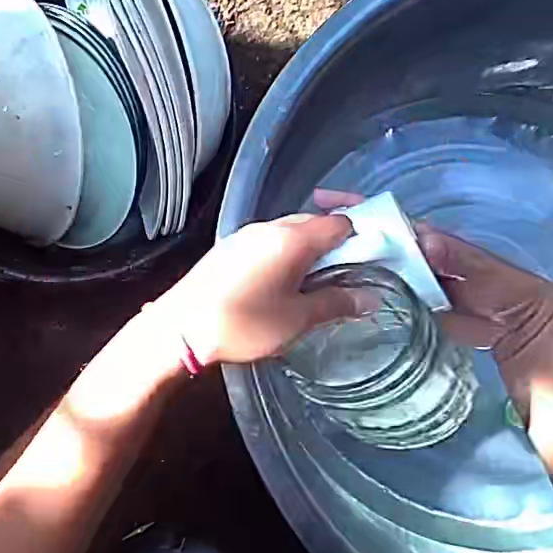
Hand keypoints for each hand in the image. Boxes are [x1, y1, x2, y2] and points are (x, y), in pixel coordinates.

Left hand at [155, 213, 370, 365]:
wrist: (178, 330)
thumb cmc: (242, 324)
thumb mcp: (296, 319)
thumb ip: (336, 304)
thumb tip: (368, 298)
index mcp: (291, 238)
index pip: (341, 222)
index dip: (364, 237)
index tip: (374, 260)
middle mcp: (267, 228)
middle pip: (314, 224)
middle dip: (336, 245)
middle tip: (349, 275)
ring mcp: (243, 237)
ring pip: (289, 234)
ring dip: (308, 252)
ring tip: (317, 284)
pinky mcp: (226, 250)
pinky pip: (266, 244)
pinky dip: (284, 257)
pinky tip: (283, 285)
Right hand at [309, 189, 552, 415]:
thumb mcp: (536, 310)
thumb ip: (487, 276)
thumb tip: (422, 239)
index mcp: (493, 276)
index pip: (425, 237)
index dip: (380, 218)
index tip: (329, 204)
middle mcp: (472, 296)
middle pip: (409, 261)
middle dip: (365, 244)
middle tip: (309, 240)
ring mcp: (461, 330)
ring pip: (405, 293)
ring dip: (367, 278)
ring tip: (320, 272)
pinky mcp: (453, 365)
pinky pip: (412, 330)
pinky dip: (384, 316)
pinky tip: (357, 318)